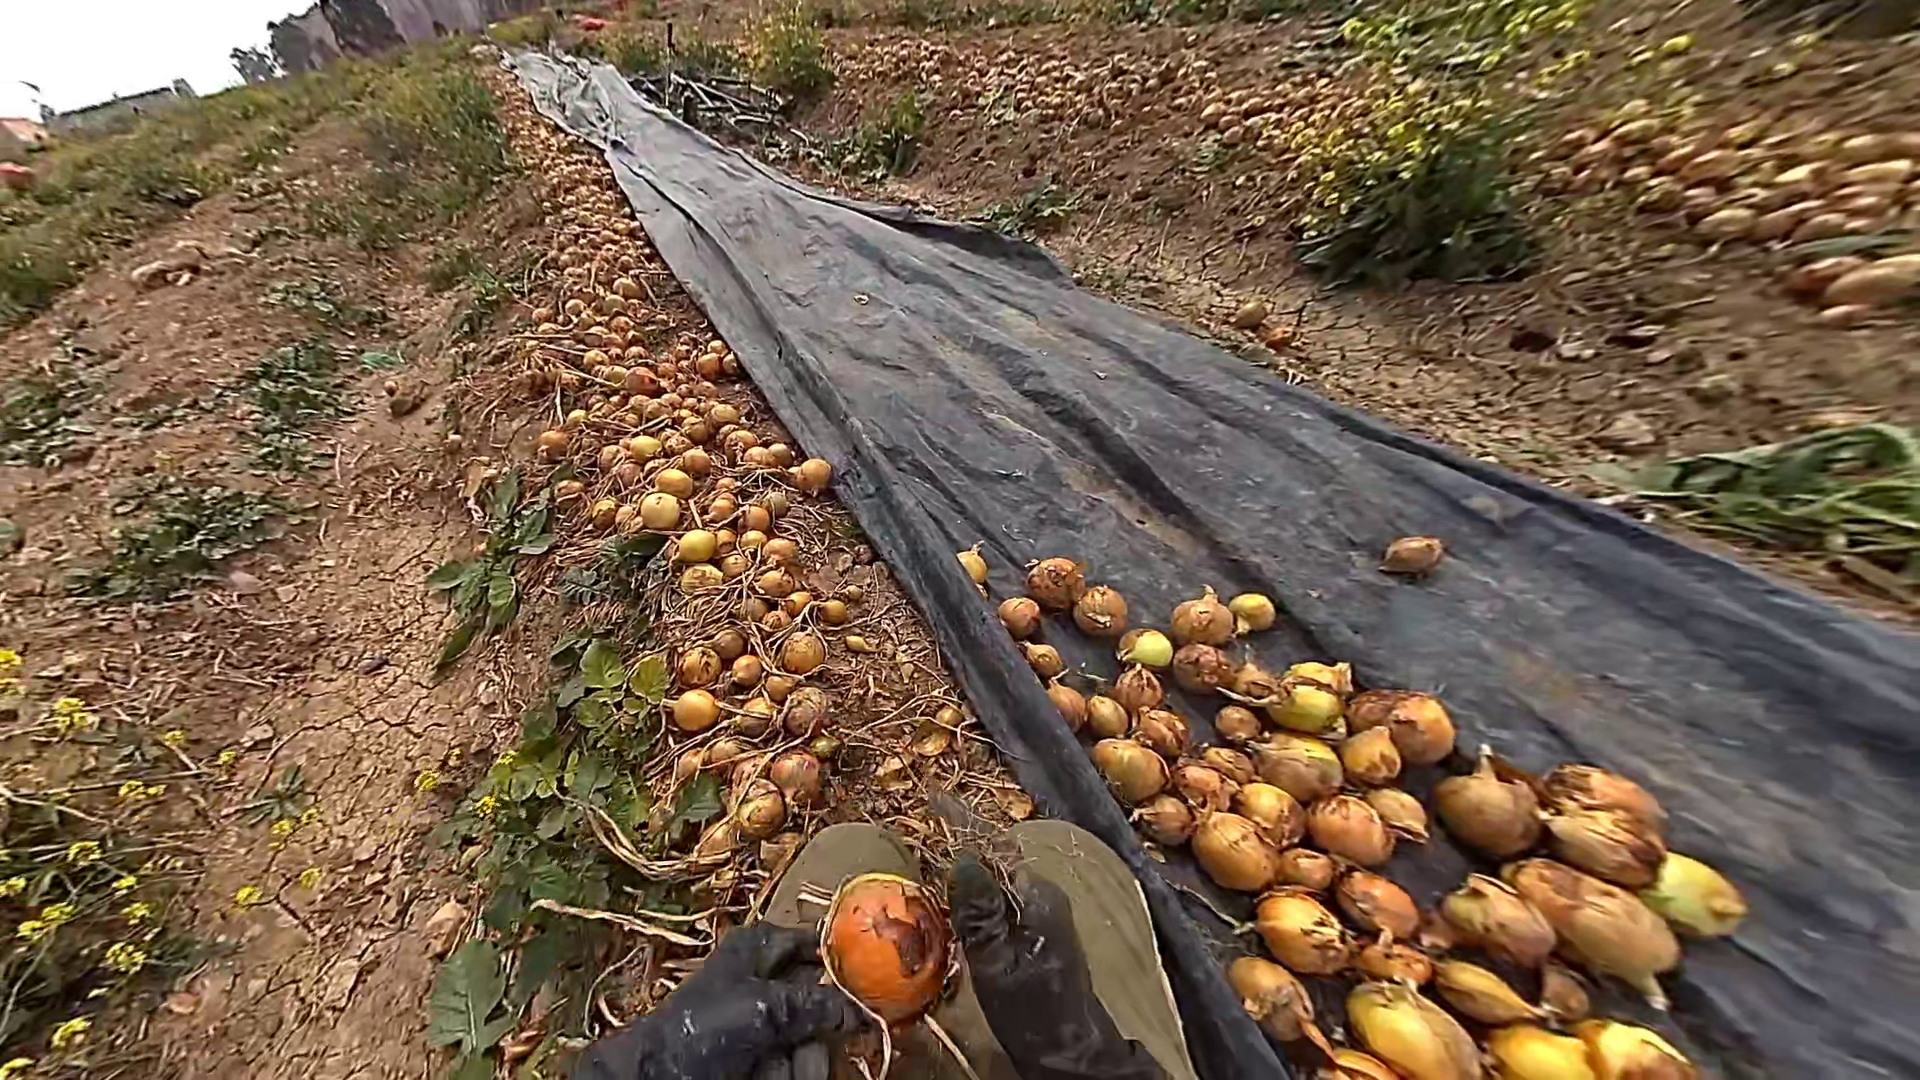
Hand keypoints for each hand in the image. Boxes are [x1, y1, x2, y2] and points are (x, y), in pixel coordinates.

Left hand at [572, 923, 863, 1079]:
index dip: (841, 963)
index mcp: (764, 946)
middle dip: (821, 1027)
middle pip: (818, 996)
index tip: (868, 985)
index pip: (817, 943)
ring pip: (808, 1035)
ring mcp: (761, 1020)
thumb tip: (858, 1010)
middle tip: (815, 1050)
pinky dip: (792, 1072)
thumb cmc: (705, 1027)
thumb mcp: (766, 1007)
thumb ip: (816, 1002)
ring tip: (792, 1073)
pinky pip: (791, 1061)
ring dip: (806, 1059)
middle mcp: (767, 977)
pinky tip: (775, 1078)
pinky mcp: (757, 1055)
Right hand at [948, 854, 1168, 1079]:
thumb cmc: (1029, 1009)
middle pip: (997, 869)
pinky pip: (1008, 906)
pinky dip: (988, 914)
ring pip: (1000, 888)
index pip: (994, 854)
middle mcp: (1045, 891)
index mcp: (1037, 892)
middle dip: (967, 880)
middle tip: (941, 901)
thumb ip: (979, 911)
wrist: (1069, 1053)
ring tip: (952, 917)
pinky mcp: (1042, 927)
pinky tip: (973, 934)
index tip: (940, 869)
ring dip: (976, 899)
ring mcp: (1046, 908)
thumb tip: (961, 860)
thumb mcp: (994, 962)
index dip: (964, 859)